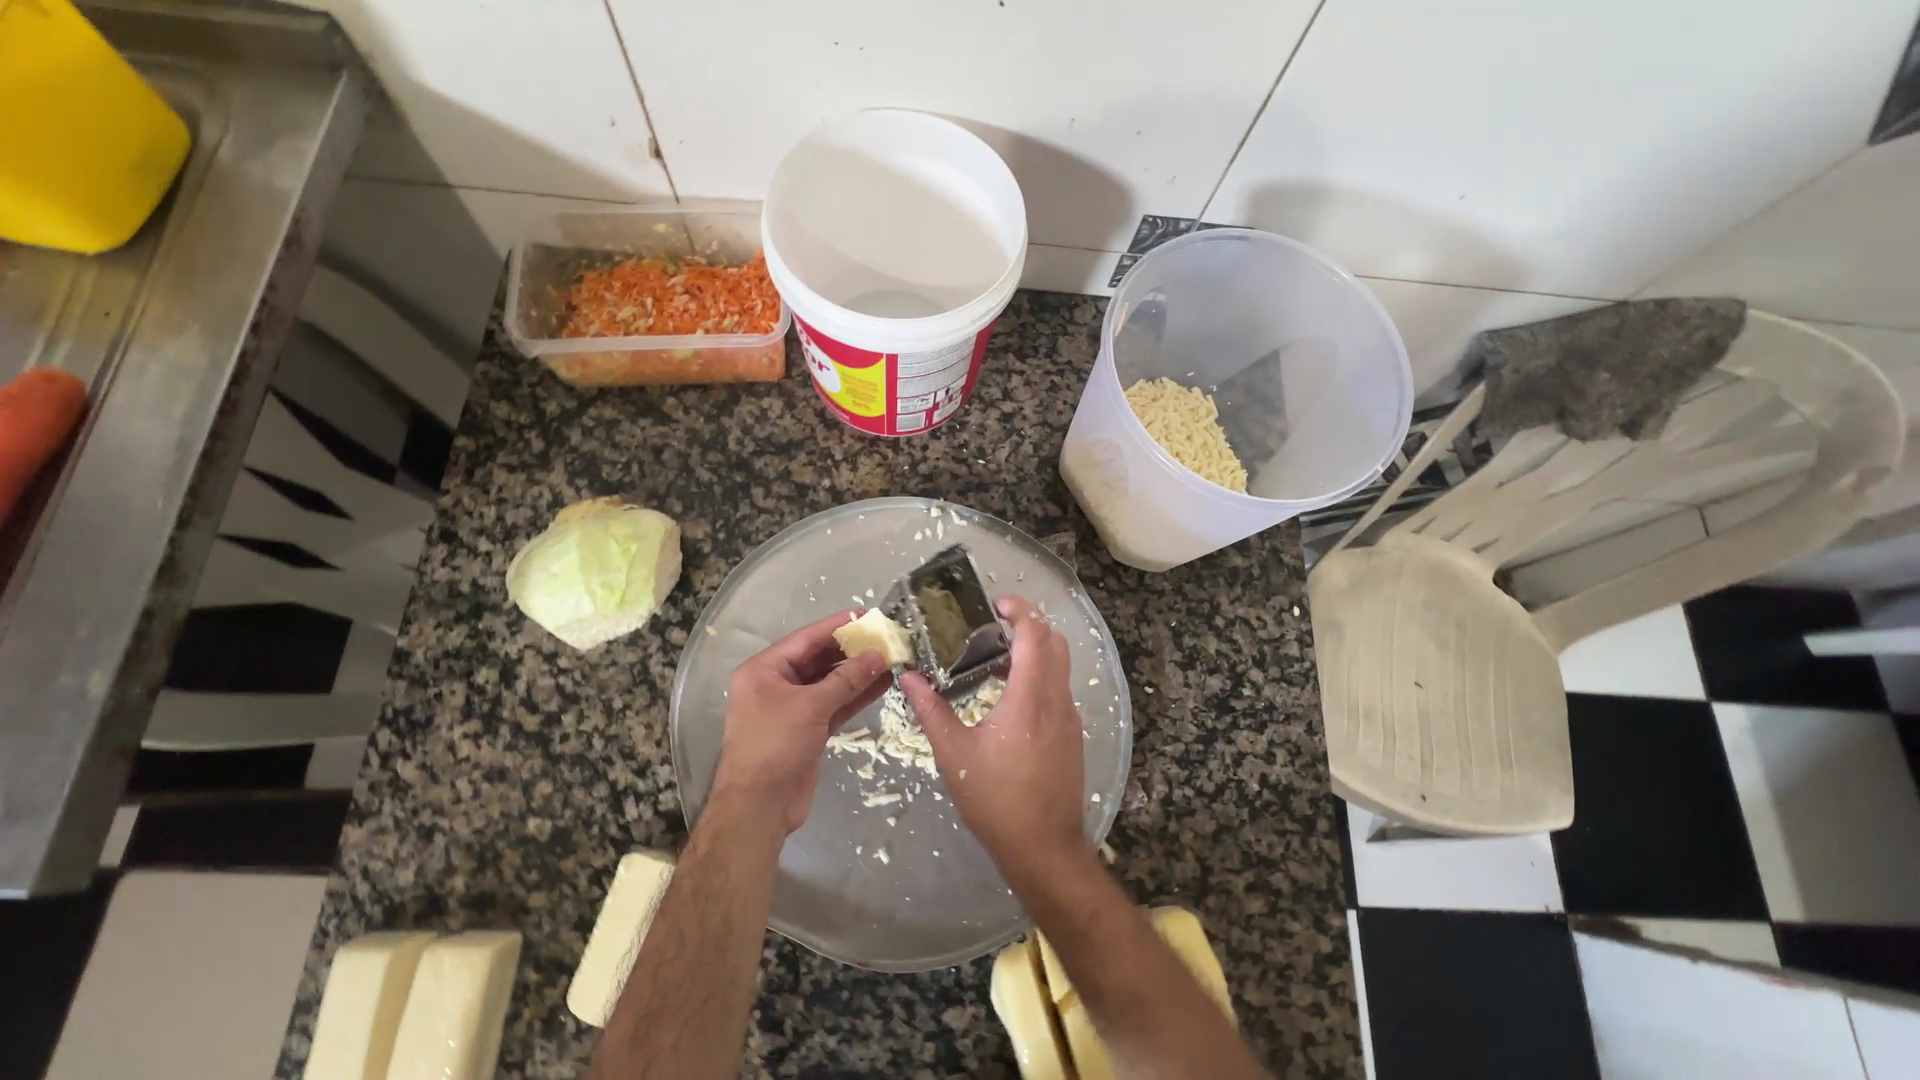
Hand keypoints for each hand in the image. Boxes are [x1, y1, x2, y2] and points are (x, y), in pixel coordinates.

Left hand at [713, 610, 890, 834]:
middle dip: (852, 651)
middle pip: (818, 659)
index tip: (868, 616)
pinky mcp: (807, 730)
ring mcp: (792, 709)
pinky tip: (882, 685)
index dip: (837, 626)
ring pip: (829, 683)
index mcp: (764, 670)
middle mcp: (776, 685)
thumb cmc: (774, 745)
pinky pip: (834, 705)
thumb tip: (878, 656)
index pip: (806, 639)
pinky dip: (855, 696)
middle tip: (886, 639)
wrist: (759, 805)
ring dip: (859, 674)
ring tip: (892, 659)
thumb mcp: (810, 706)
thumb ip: (846, 679)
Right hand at [901, 596, 1085, 880]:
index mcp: (1029, 699)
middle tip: (996, 625)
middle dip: (1030, 625)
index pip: (1034, 636)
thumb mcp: (954, 754)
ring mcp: (1069, 718)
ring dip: (1037, 650)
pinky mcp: (1073, 735)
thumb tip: (909, 677)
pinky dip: (1042, 675)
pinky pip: (1060, 689)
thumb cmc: (995, 800)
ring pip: (1061, 666)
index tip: (997, 603)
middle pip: (1055, 642)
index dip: (1019, 611)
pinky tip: (1012, 696)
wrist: (1044, 846)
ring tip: (998, 658)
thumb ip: (931, 710)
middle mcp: (1056, 701)